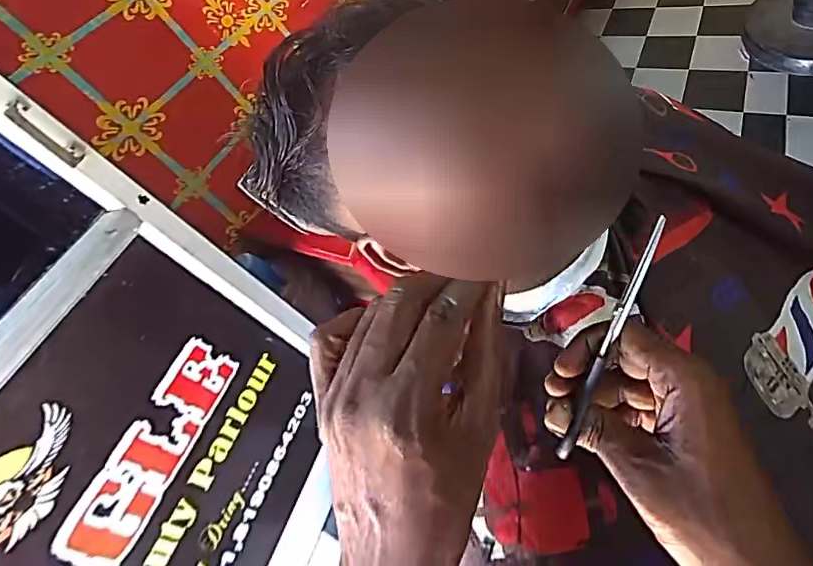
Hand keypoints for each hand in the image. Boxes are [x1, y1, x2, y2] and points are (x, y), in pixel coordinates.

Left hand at [311, 273, 505, 565]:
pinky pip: (331, 335)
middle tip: (461, 279)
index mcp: (408, 407)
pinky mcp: (323, 398)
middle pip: (401, 302)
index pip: (441, 317)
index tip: (482, 275)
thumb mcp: (479, 429)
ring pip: (370, 311)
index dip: (468, 287)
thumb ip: (486, 356)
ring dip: (407, 294)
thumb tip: (489, 303)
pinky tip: (383, 321)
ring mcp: (337, 394)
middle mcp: (364, 394)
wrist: (391, 555)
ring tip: (434, 296)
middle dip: (438, 280)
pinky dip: (359, 317)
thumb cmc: (437, 507)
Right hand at [544, 322, 811, 565]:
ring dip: (598, 394)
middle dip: (588, 372)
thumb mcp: (641, 470)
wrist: (757, 564)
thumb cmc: (718, 523)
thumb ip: (598, 429)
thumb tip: (564, 409)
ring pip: (633, 379)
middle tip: (558, 391)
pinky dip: (617, 412)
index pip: (626, 335)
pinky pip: (645, 403)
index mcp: (686, 378)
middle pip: (628, 355)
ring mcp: (691, 403)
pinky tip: (591, 427)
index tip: (563, 368)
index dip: (588, 348)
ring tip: (567, 413)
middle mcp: (692, 382)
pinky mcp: (688, 424)